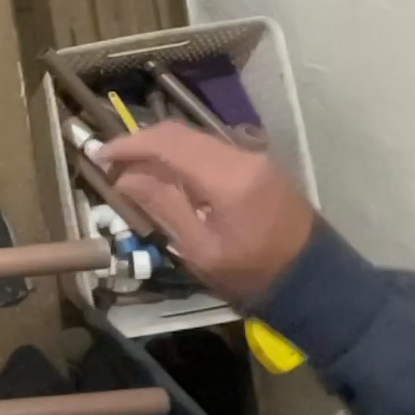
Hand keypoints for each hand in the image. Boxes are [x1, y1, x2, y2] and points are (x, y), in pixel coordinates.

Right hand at [99, 122, 315, 303]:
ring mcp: (253, 158)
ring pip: (194, 139)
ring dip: (159, 148)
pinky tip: (164, 175)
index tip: (99, 156)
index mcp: (227, 178)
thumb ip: (162, 207)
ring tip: (131, 169)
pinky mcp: (257, 166)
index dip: (129, 145)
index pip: (168, 144)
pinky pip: (210, 150)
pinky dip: (180, 156)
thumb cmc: (252, 274)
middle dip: (140, 143)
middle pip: (180, 134)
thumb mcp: (199, 249)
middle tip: (110, 162)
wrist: (315, 280)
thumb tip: (125, 178)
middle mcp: (241, 156)